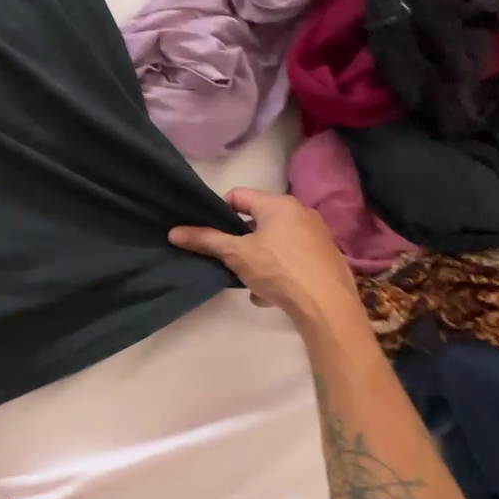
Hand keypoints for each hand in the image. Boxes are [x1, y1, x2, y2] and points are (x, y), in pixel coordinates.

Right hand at [169, 188, 363, 330]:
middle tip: (225, 259)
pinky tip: (269, 293)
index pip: (238, 195)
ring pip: (273, 242)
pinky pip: (289, 257)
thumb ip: (206, 240)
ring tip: (247, 281)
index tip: (207, 233)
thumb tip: (174, 232)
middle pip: (256, 220)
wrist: (325, 303)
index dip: (217, 211)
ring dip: (255, 259)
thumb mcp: (236, 254)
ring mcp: (315, 234)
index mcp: (279, 204)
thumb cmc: (278, 269)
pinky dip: (275, 270)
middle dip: (238, 241)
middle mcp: (300, 212)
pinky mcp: (323, 256)